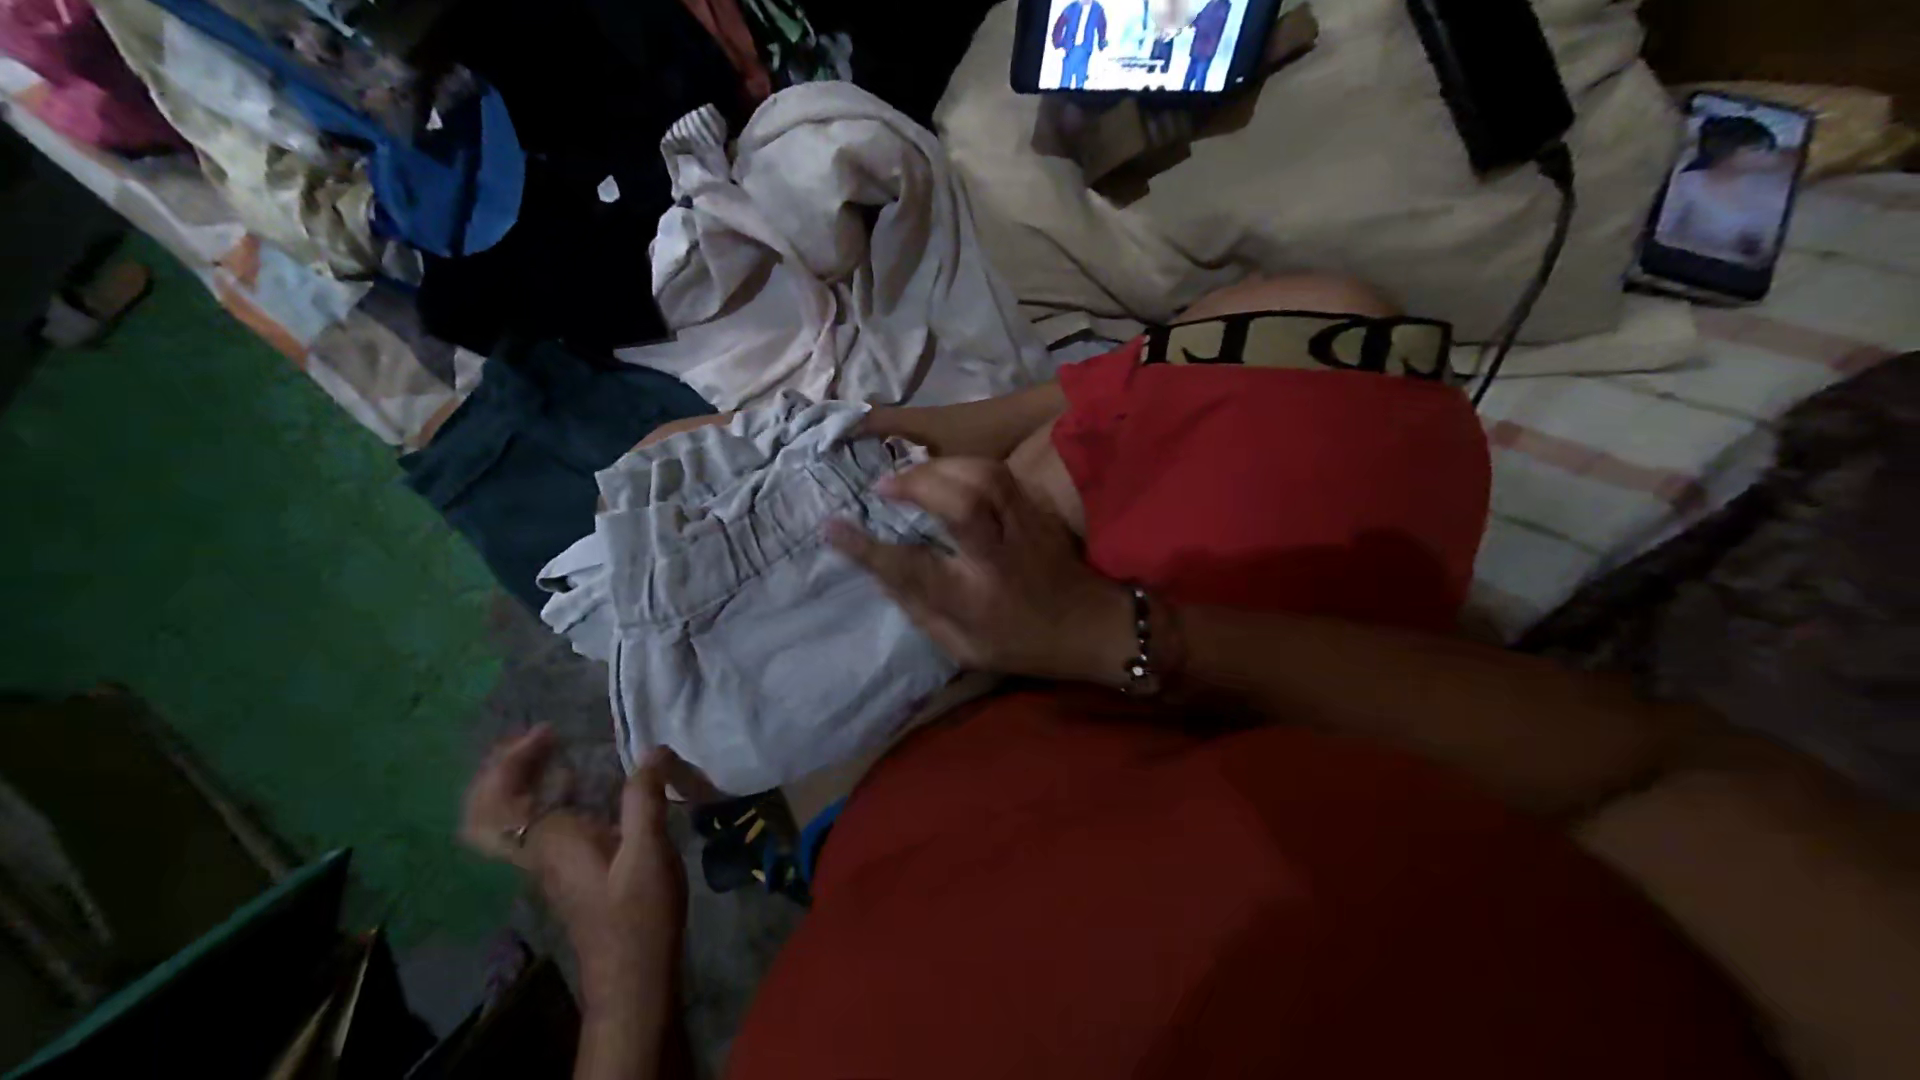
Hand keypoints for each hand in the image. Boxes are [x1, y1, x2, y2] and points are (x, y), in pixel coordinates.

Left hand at [459, 728, 685, 1005]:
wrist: (633, 974)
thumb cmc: (639, 913)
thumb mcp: (649, 852)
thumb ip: (645, 798)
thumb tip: (652, 750)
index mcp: (551, 843)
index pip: (499, 801)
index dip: (509, 762)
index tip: (549, 733)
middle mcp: (539, 852)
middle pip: (488, 811)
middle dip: (502, 768)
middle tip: (538, 736)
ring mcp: (548, 864)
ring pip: (507, 819)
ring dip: (518, 780)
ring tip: (551, 750)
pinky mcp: (565, 871)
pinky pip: (534, 825)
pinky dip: (543, 797)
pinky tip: (580, 787)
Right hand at [828, 457, 1133, 684]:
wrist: (1093, 628)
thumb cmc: (1023, 645)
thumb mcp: (963, 649)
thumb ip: (920, 609)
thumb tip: (879, 572)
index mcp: (974, 601)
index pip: (911, 569)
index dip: (867, 548)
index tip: (831, 527)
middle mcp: (998, 559)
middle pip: (961, 504)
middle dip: (916, 485)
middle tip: (885, 485)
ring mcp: (1024, 529)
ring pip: (986, 478)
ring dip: (941, 466)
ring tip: (913, 473)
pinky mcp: (1039, 512)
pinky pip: (1002, 474)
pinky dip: (968, 464)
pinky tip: (948, 470)